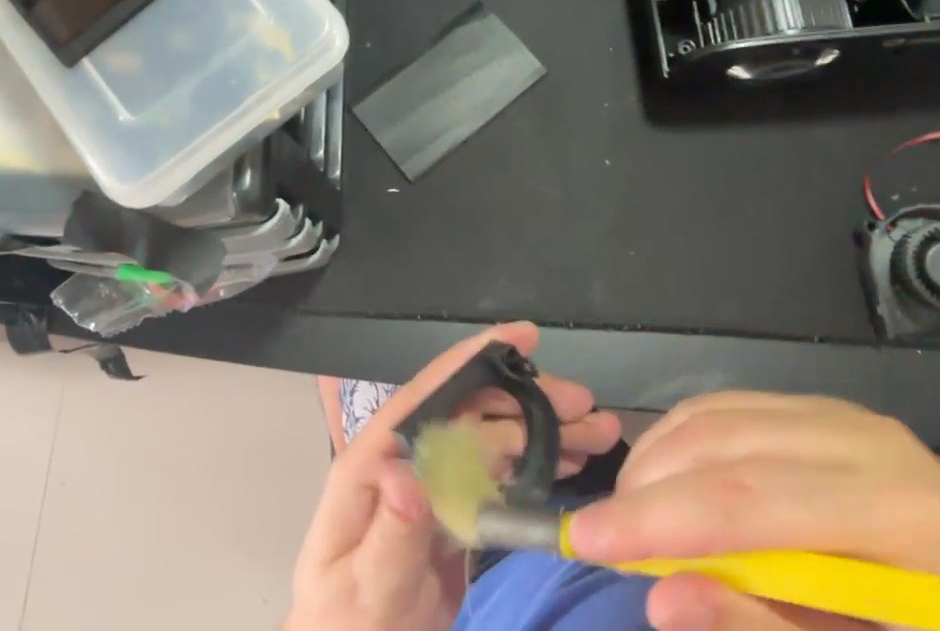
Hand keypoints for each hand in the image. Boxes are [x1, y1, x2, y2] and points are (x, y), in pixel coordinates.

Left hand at [283, 323, 620, 630]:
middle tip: (587, 406)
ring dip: (542, 432)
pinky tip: (568, 464)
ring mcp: (430, 490)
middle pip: (469, 415)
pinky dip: (534, 467)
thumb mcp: (361, 586)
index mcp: (373, 464)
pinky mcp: (450, 518)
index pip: (425, 398)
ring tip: (597, 432)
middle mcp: (404, 463)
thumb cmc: (342, 622)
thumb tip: (409, 473)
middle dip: (528, 402)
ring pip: (490, 442)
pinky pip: (497, 479)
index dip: (473, 361)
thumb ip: (388, 535)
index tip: (523, 336)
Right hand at [566, 393, 939, 630]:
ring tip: (628, 518)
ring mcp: (844, 415)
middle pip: (720, 451)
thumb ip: (759, 627)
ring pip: (711, 418)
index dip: (656, 523)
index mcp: (897, 518)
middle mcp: (868, 443)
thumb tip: (661, 598)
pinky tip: (661, 481)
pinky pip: (723, 407)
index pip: (748, 506)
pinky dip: (674, 441)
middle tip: (595, 540)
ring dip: (652, 463)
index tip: (582, 541)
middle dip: (641, 493)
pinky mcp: (822, 407)